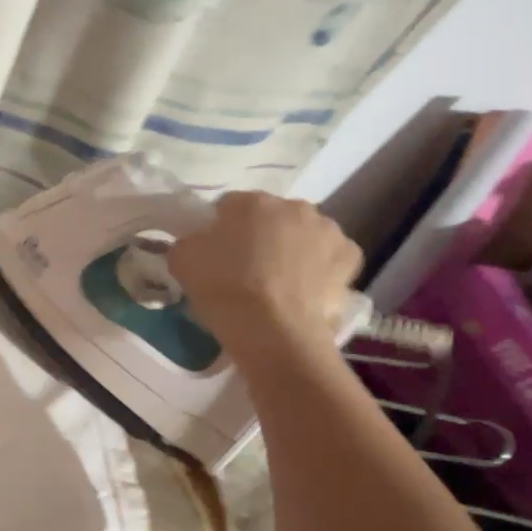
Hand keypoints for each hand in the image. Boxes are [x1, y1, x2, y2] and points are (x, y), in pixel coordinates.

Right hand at [168, 191, 363, 353]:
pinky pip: (327, 256)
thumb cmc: (223, 287)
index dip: (218, 227)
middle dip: (259, 234)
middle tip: (243, 266)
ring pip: (303, 234)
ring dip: (290, 248)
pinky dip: (316, 267)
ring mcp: (329, 230)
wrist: (272, 328)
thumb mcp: (181, 260)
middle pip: (271, 216)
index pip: (229, 205)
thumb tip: (198, 240)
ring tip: (275, 281)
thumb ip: (189, 240)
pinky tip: (301, 289)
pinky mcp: (351, 256)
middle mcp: (295, 206)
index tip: (211, 251)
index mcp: (252, 202)